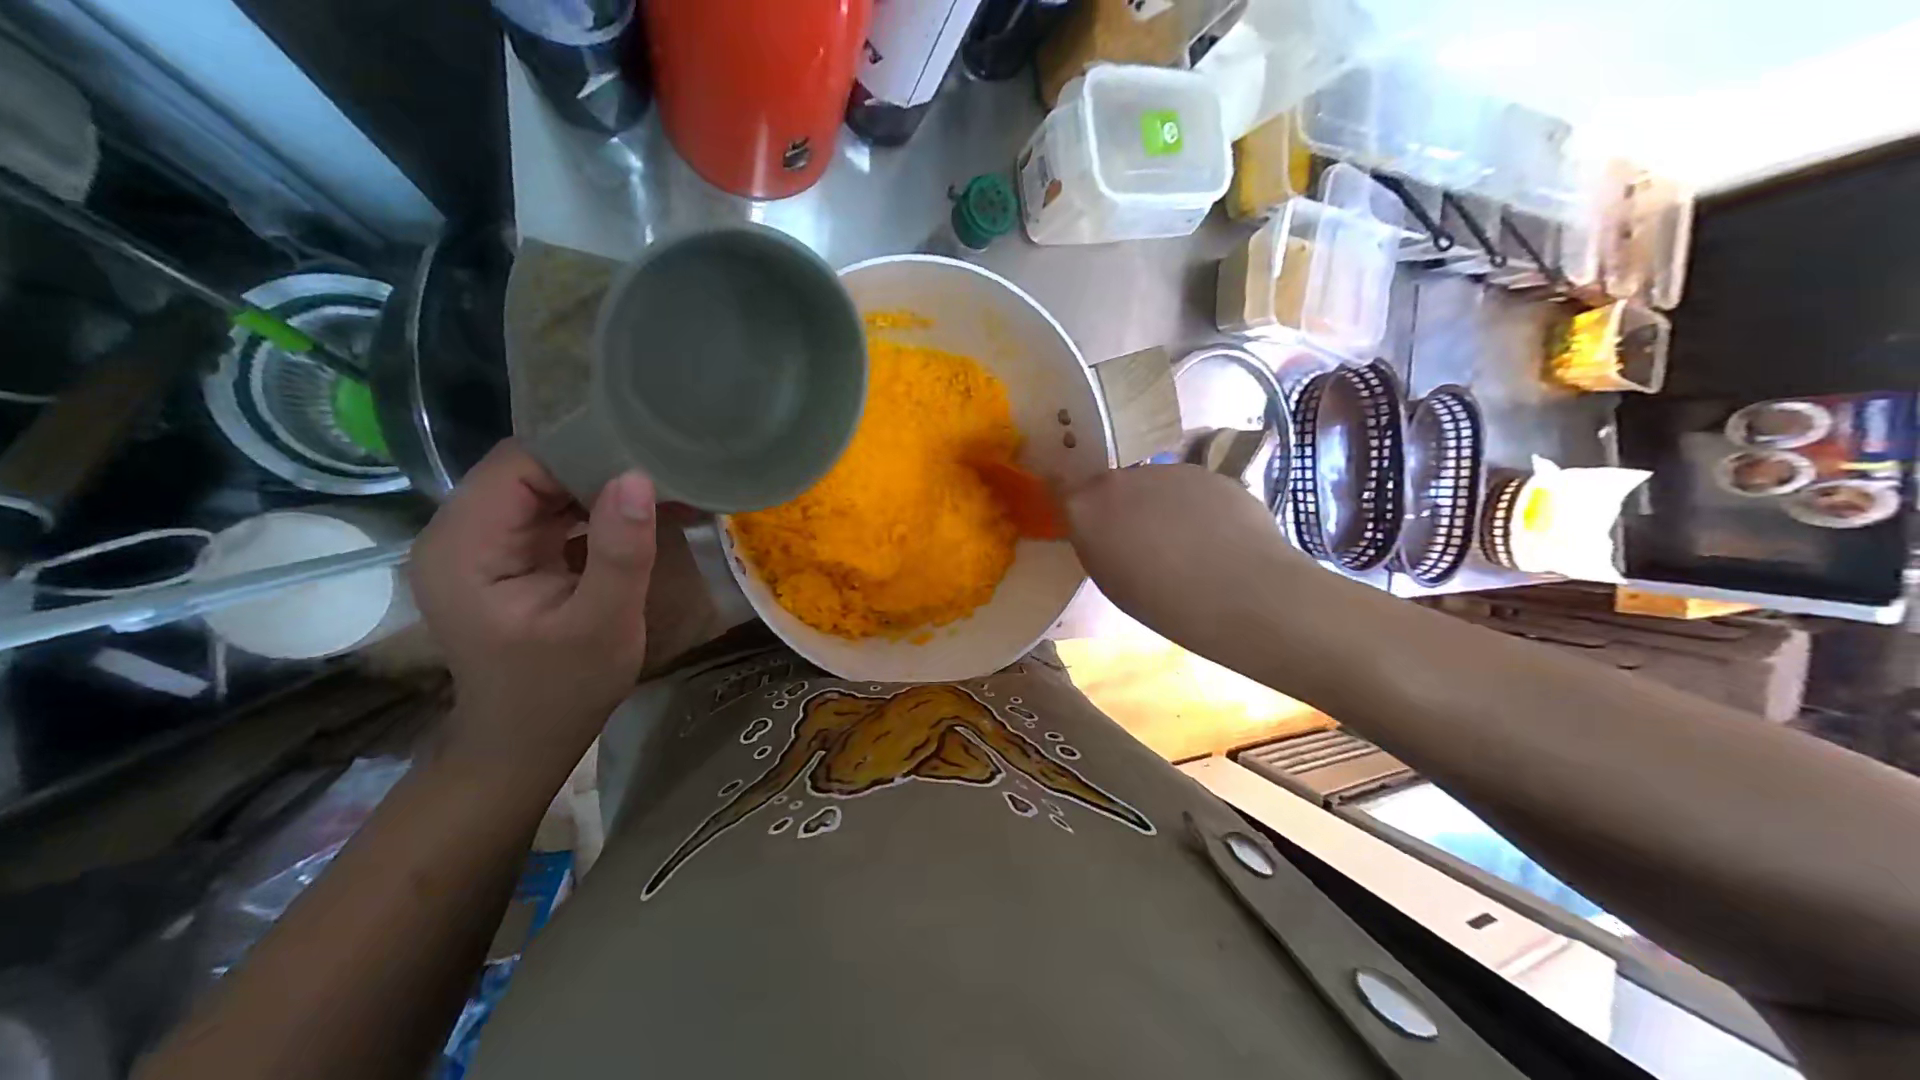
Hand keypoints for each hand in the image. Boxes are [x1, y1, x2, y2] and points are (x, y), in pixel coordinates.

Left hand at [409, 440, 657, 778]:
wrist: (525, 741)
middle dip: (595, 467)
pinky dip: (591, 509)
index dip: (582, 454)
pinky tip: (634, 515)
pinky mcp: (503, 555)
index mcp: (464, 547)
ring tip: (658, 489)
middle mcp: (458, 534)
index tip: (647, 459)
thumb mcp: (602, 625)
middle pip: (527, 469)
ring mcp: (479, 544)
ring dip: (597, 486)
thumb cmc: (562, 690)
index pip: (519, 466)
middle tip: (663, 473)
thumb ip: (619, 552)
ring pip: (540, 486)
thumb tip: (638, 478)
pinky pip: (547, 511)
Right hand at [1064, 464, 1312, 638]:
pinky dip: (1194, 507)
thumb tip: (1106, 530)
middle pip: (1110, 487)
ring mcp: (1166, 471)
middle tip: (1141, 544)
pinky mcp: (1207, 472)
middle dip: (1120, 508)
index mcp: (1087, 508)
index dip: (1072, 501)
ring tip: (1186, 546)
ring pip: (1152, 485)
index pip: (1061, 487)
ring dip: (1159, 506)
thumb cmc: (1164, 602)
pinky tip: (1216, 538)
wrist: (1242, 590)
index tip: (1082, 519)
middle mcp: (1120, 479)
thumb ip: (1099, 543)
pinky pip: (1189, 489)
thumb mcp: (1111, 580)